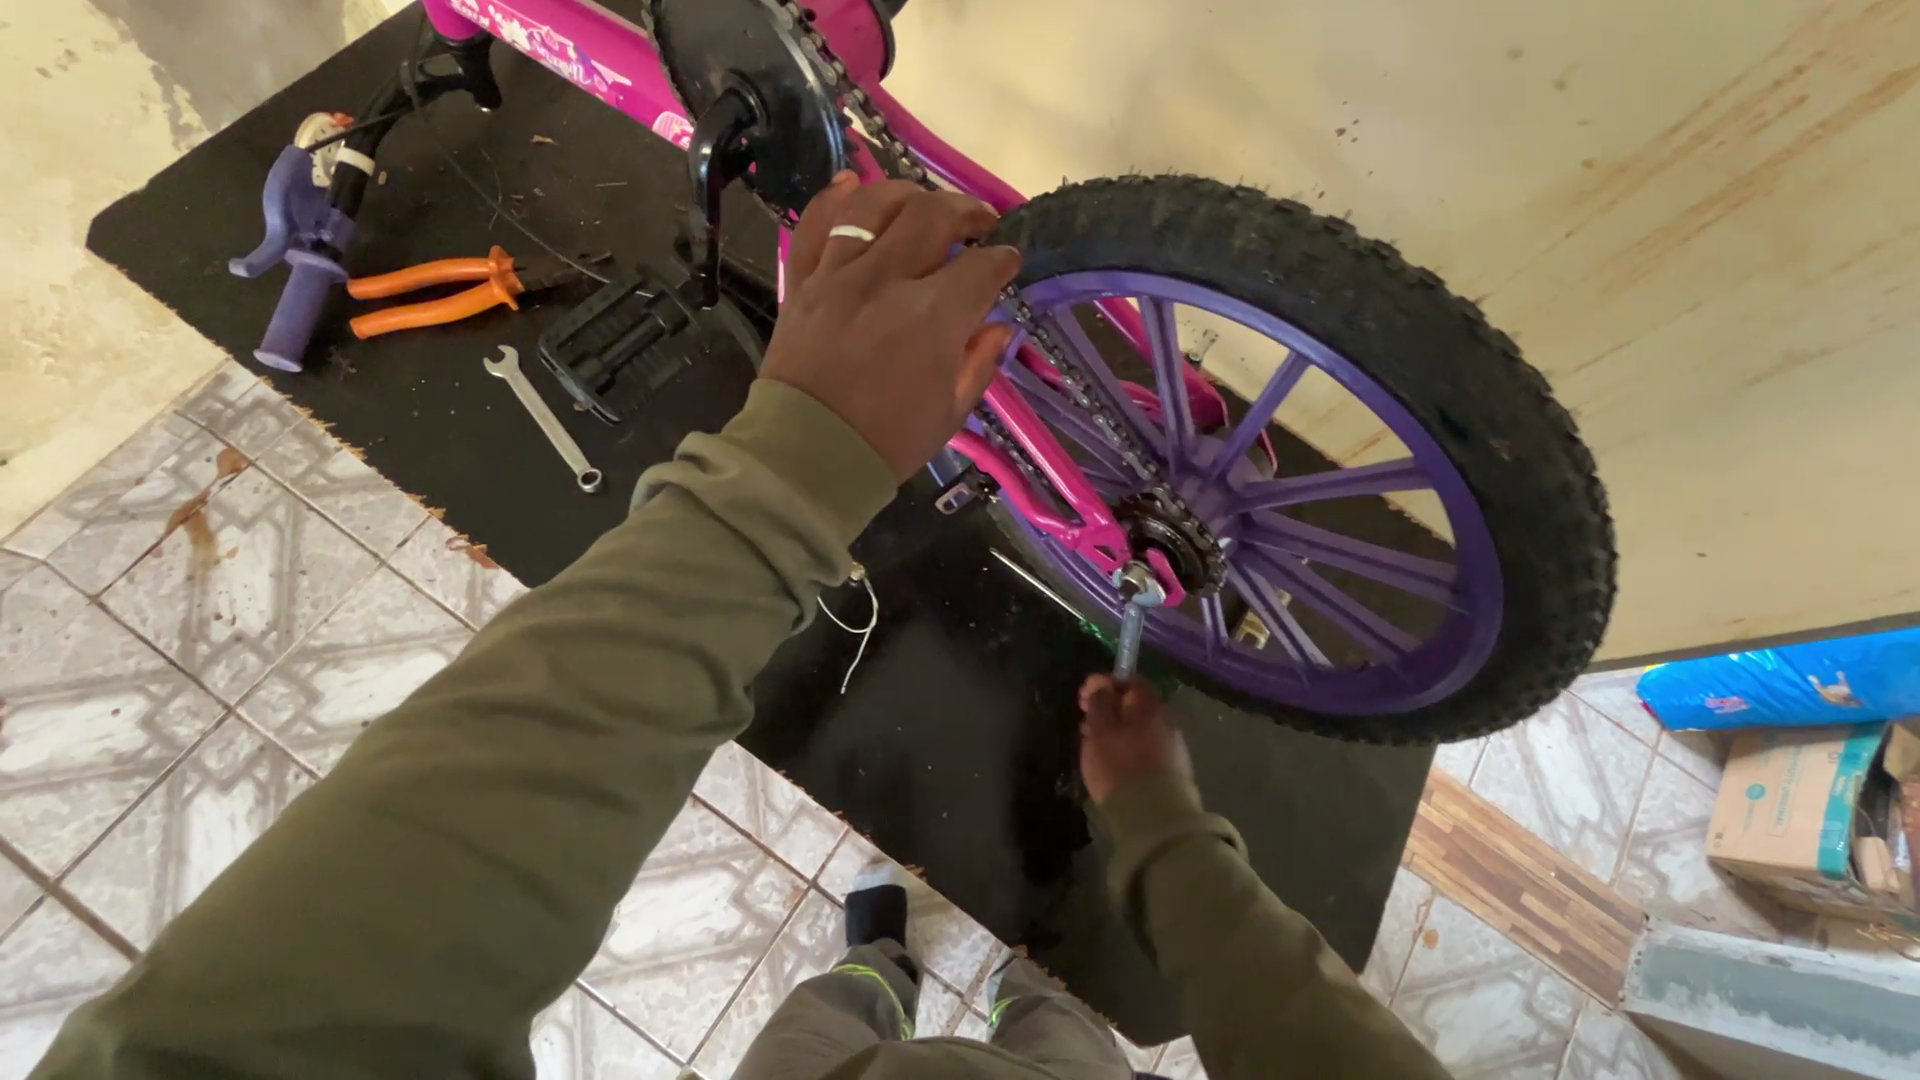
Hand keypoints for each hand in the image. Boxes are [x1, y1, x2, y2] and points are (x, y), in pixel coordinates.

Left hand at [763, 172, 1022, 479]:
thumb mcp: (950, 413)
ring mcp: (838, 275)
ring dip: (908, 195)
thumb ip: (979, 362)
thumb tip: (997, 325)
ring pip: (875, 205)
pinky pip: (815, 223)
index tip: (1010, 262)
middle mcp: (886, 280)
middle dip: (967, 211)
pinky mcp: (803, 281)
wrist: (808, 455)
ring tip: (923, 205)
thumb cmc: (888, 442)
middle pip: (933, 216)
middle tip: (979, 222)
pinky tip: (853, 185)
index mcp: (932, 318)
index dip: (1003, 260)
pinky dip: (834, 198)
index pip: (980, 267)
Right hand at [1078, 675, 1191, 805]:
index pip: (1130, 680)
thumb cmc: (1119, 765)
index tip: (1083, 696)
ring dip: (1116, 733)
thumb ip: (1100, 702)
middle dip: (1108, 710)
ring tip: (1094, 747)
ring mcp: (1172, 748)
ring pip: (1138, 731)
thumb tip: (1103, 686)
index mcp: (1150, 706)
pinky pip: (1145, 751)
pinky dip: (1127, 751)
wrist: (1154, 815)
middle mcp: (1166, 722)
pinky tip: (1113, 765)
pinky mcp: (1173, 773)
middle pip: (1135, 707)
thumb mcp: (1100, 728)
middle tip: (1085, 723)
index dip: (1105, 682)